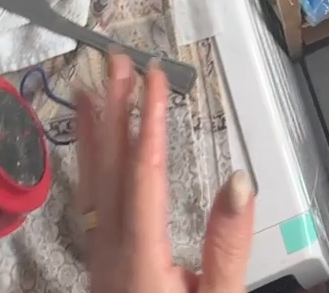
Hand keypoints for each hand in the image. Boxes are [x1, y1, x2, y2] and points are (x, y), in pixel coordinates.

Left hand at [76, 55, 255, 291]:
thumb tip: (239, 179)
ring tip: (92, 87)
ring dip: (94, 132)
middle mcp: (112, 255)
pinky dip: (89, 164)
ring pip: (92, 185)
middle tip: (116, 61)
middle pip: (109, 171)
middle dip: (114, 112)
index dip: (149, 121)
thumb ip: (227, 246)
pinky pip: (90, 202)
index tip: (155, 77)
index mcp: (143, 261)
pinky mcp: (101, 267)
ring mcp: (101, 261)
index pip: (144, 176)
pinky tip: (92, 149)